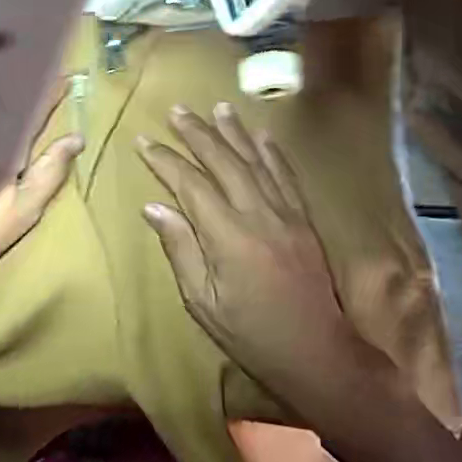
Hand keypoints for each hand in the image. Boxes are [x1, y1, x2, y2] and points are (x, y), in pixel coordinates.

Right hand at [136, 103, 393, 414]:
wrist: (317, 353)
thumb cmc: (249, 332)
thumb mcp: (201, 300)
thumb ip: (179, 249)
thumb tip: (153, 208)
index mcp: (227, 235)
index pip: (190, 185)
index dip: (165, 161)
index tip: (144, 141)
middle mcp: (259, 215)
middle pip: (224, 163)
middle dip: (198, 134)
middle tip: (177, 110)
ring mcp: (286, 215)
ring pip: (256, 162)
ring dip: (234, 133)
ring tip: (217, 107)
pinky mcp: (304, 222)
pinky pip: (286, 177)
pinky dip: (272, 153)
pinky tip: (262, 136)